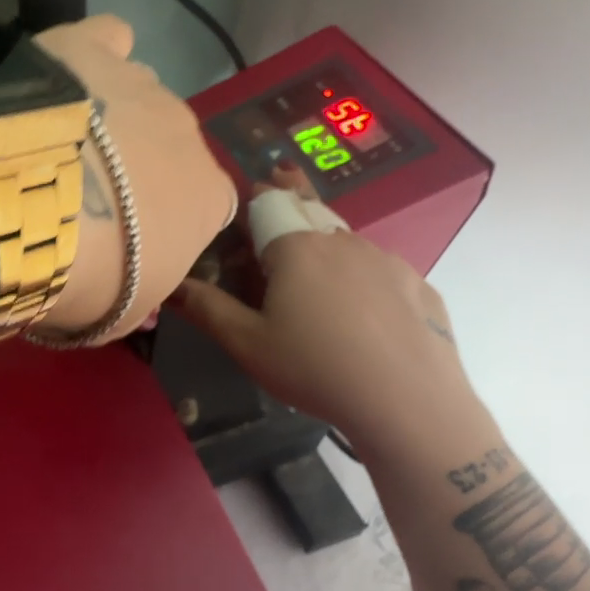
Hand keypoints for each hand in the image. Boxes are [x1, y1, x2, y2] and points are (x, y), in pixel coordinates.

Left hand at [33, 15, 235, 340]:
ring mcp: (140, 83)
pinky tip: (68, 73)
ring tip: (54, 142)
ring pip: (135, 98)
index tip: (119, 239)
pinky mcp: (89, 47)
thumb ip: (133, 299)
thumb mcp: (113, 315)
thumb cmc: (78, 276)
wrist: (20, 207)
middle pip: (164, 148)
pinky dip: (96, 55)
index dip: (159, 220)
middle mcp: (186, 134)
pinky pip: (108, 40)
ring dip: (107, 120)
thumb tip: (134, 299)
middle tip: (74, 194)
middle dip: (130, 170)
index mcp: (207, 200)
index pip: (198, 206)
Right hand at [167, 166, 483, 450]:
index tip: (248, 189)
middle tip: (281, 185)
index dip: (254, 195)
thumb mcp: (247, 343)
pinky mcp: (419, 286)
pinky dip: (362, 276)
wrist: (409, 405)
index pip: (267, 203)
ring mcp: (388, 261)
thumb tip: (170, 284)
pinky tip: (361, 308)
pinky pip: (380, 270)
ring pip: (346, 241)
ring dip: (325, 244)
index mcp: (297, 247)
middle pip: (310, 209)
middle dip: (291, 197)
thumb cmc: (315, 369)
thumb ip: (206, 307)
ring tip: (314, 269)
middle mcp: (343, 240)